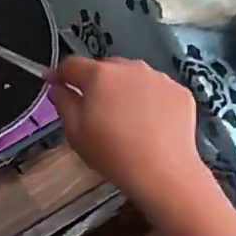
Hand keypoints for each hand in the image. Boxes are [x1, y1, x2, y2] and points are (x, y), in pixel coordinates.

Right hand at [50, 56, 216, 223]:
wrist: (163, 172)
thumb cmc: (112, 154)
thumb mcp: (75, 133)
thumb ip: (63, 103)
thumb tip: (57, 87)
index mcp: (99, 75)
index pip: (71, 64)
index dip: (60, 75)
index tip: (56, 86)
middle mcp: (129, 67)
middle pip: (104, 68)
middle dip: (96, 84)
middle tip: (97, 112)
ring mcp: (158, 77)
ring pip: (132, 77)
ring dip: (124, 90)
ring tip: (127, 120)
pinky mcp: (179, 91)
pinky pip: (156, 89)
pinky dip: (150, 100)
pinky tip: (150, 124)